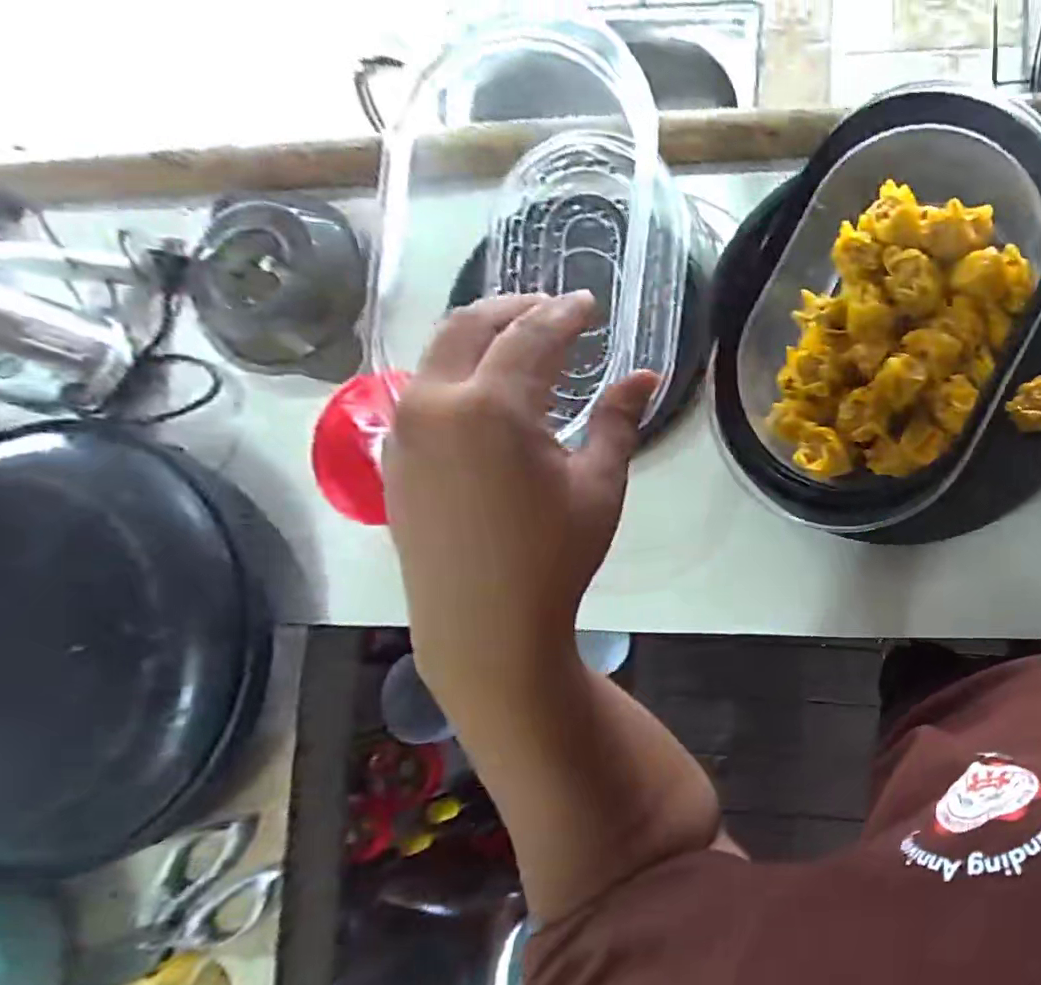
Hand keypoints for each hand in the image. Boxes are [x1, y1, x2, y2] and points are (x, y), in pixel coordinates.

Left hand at [383, 292, 658, 702]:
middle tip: (552, 309)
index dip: (565, 313)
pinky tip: (485, 394)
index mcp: (491, 406)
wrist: (484, 627)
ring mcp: (403, 429)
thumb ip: (618, 421)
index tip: (588, 302)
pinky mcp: (394, 456)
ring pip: (438, 354)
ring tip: (519, 342)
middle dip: (514, 308)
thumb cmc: (554, 557)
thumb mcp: (599, 487)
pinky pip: (423, 390)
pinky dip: (457, 373)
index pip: (531, 335)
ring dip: (481, 336)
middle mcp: (434, 402)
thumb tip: (646, 376)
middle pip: (469, 326)